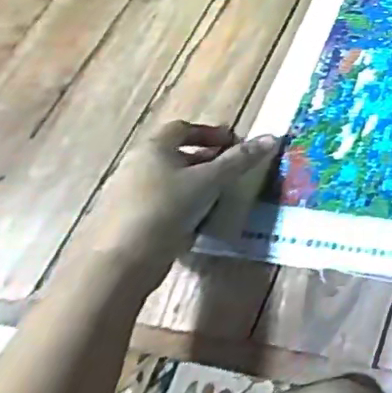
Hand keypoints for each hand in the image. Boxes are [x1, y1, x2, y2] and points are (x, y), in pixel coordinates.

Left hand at [66, 121, 279, 286]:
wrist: (119, 264)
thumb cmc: (167, 208)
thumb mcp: (211, 181)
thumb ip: (240, 159)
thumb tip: (272, 137)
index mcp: (153, 148)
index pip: (183, 128)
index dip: (210, 133)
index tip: (233, 145)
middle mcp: (135, 165)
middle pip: (175, 153)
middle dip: (205, 159)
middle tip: (229, 171)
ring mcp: (125, 194)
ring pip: (167, 180)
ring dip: (193, 184)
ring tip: (217, 197)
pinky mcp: (123, 221)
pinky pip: (158, 203)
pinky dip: (179, 204)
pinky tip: (194, 220)